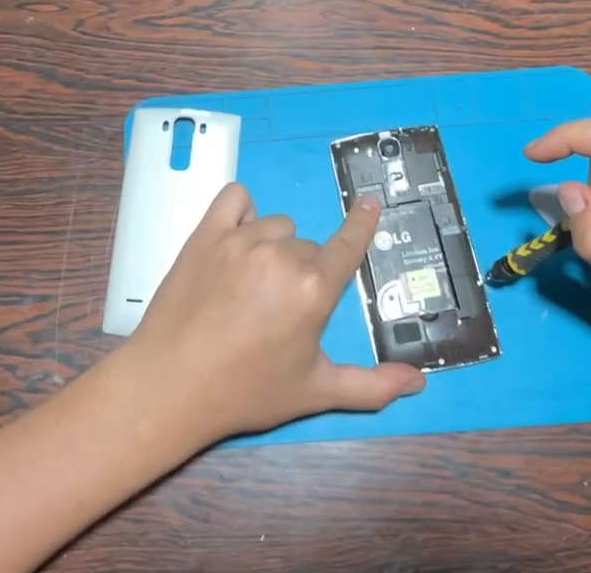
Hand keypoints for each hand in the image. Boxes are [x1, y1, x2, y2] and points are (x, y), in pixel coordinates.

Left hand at [121, 183, 425, 440]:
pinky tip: (236, 237)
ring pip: (275, 226)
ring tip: (250, 284)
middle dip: (302, 272)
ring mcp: (241, 240)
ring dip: (272, 246)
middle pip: (307, 247)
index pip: (348, 246)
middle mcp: (281, 257)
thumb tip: (419, 382)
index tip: (370, 202)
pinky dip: (241, 210)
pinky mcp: (206, 233)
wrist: (171, 385)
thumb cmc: (246, 391)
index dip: (361, 224)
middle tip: (276, 310)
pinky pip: (235, 197)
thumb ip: (371, 385)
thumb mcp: (314, 391)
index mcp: (313, 290)